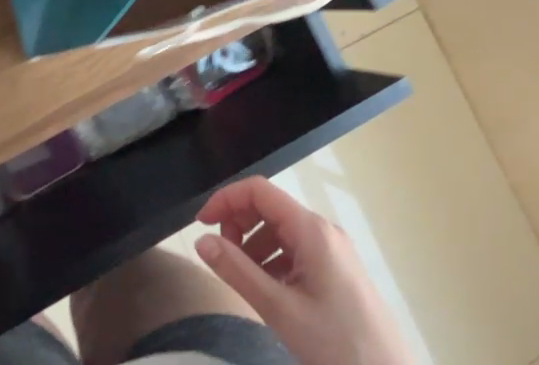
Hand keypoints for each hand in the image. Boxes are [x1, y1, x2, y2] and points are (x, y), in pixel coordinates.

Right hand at [195, 177, 415, 364]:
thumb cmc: (337, 346)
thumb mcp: (279, 309)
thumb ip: (237, 270)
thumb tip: (200, 239)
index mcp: (311, 230)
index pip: (258, 190)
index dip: (225, 200)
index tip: (201, 226)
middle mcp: (323, 231)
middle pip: (269, 208)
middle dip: (239, 224)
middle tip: (223, 258)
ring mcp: (334, 252)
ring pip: (281, 232)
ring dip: (254, 246)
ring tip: (245, 281)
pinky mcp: (338, 272)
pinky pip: (296, 252)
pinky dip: (274, 263)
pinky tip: (270, 293)